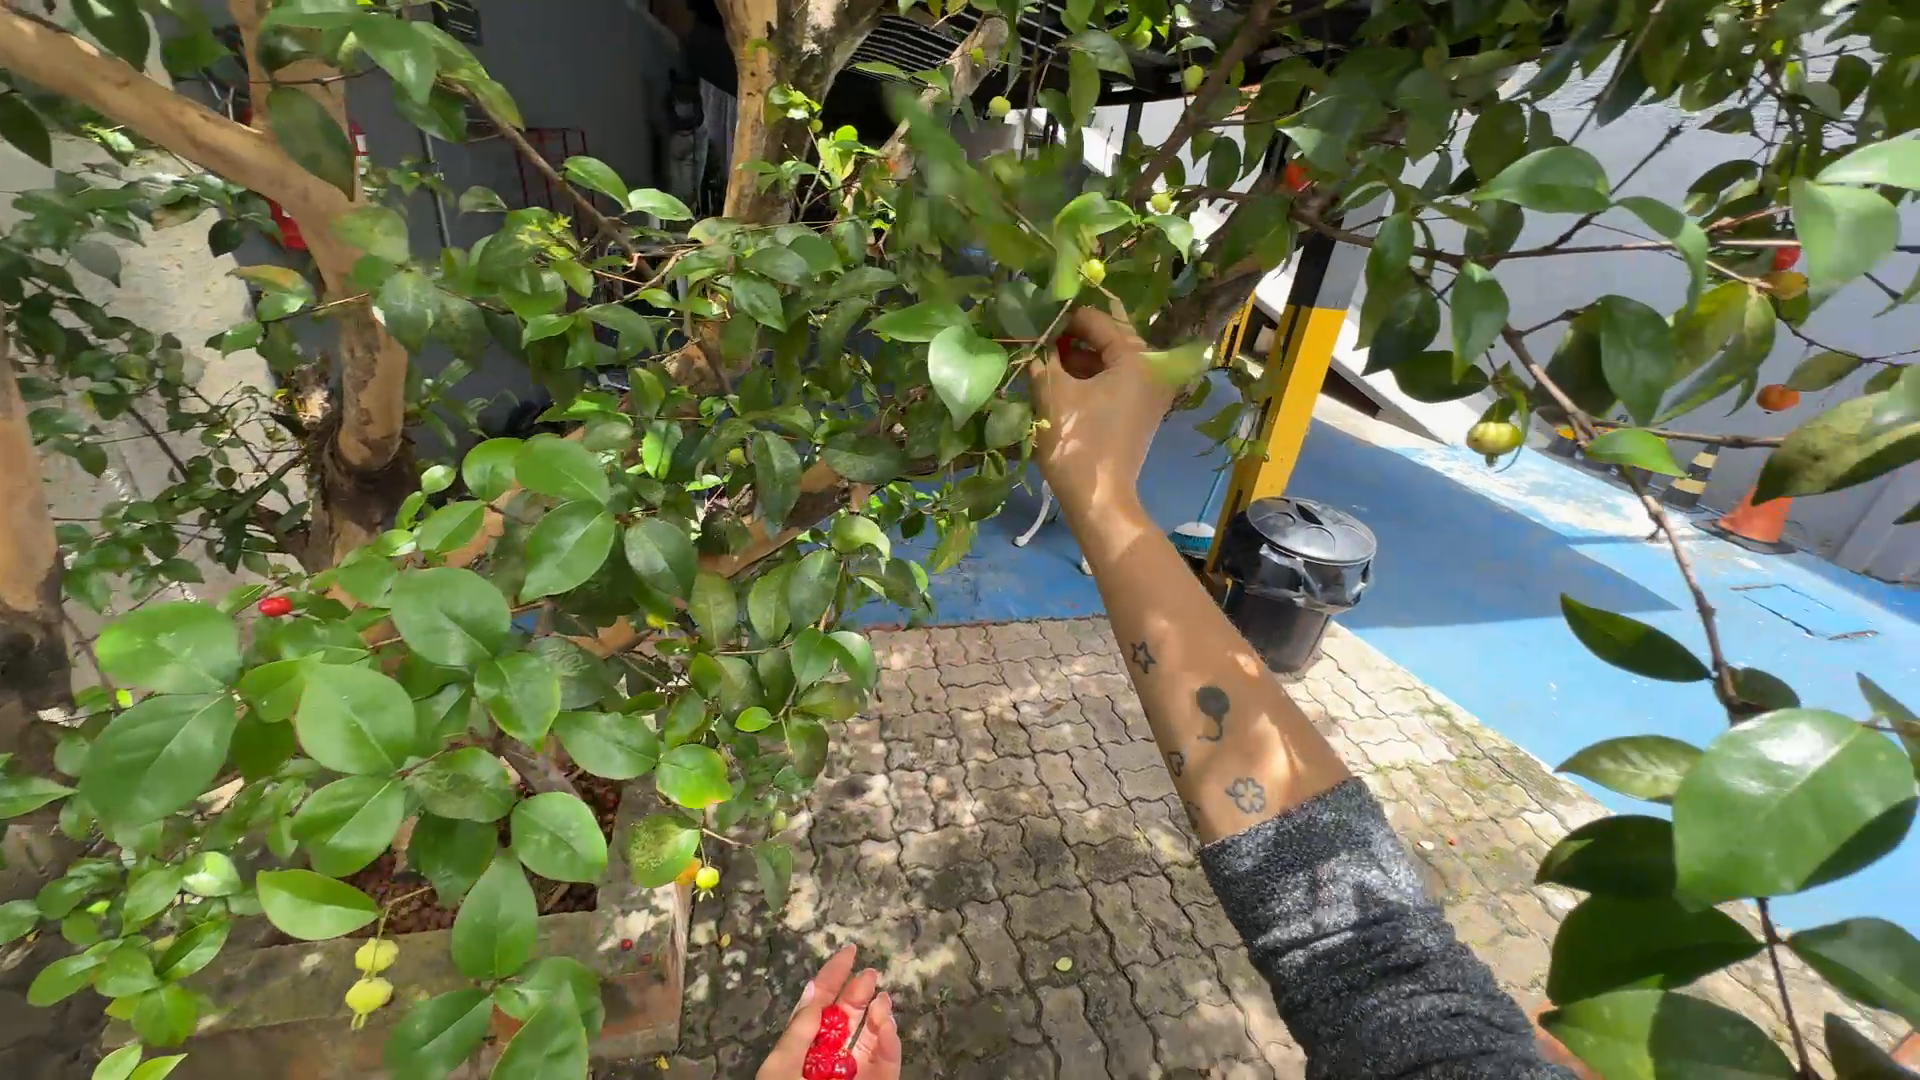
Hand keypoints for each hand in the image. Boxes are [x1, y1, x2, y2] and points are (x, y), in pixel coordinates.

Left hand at [757, 945, 901, 1079]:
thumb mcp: (779, 1070)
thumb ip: (799, 1030)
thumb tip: (815, 990)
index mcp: (799, 1057)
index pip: (817, 1009)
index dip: (831, 979)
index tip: (849, 951)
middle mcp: (827, 1065)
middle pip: (845, 1020)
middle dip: (857, 992)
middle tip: (869, 973)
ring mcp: (854, 1078)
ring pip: (870, 1039)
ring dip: (877, 1013)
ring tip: (880, 996)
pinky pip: (887, 1063)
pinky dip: (890, 1039)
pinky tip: (887, 1020)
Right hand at [1031, 307, 1173, 531]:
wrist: (1098, 499)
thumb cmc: (1077, 442)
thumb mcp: (1053, 393)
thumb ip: (1044, 358)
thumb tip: (1037, 340)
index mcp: (1136, 358)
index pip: (1098, 320)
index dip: (1065, 316)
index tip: (1037, 314)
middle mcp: (1151, 370)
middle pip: (1109, 338)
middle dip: (1075, 335)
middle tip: (1042, 333)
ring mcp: (1149, 393)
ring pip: (1110, 360)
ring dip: (1079, 357)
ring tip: (1045, 355)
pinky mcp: (1139, 412)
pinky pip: (1113, 381)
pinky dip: (1089, 377)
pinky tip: (1060, 378)